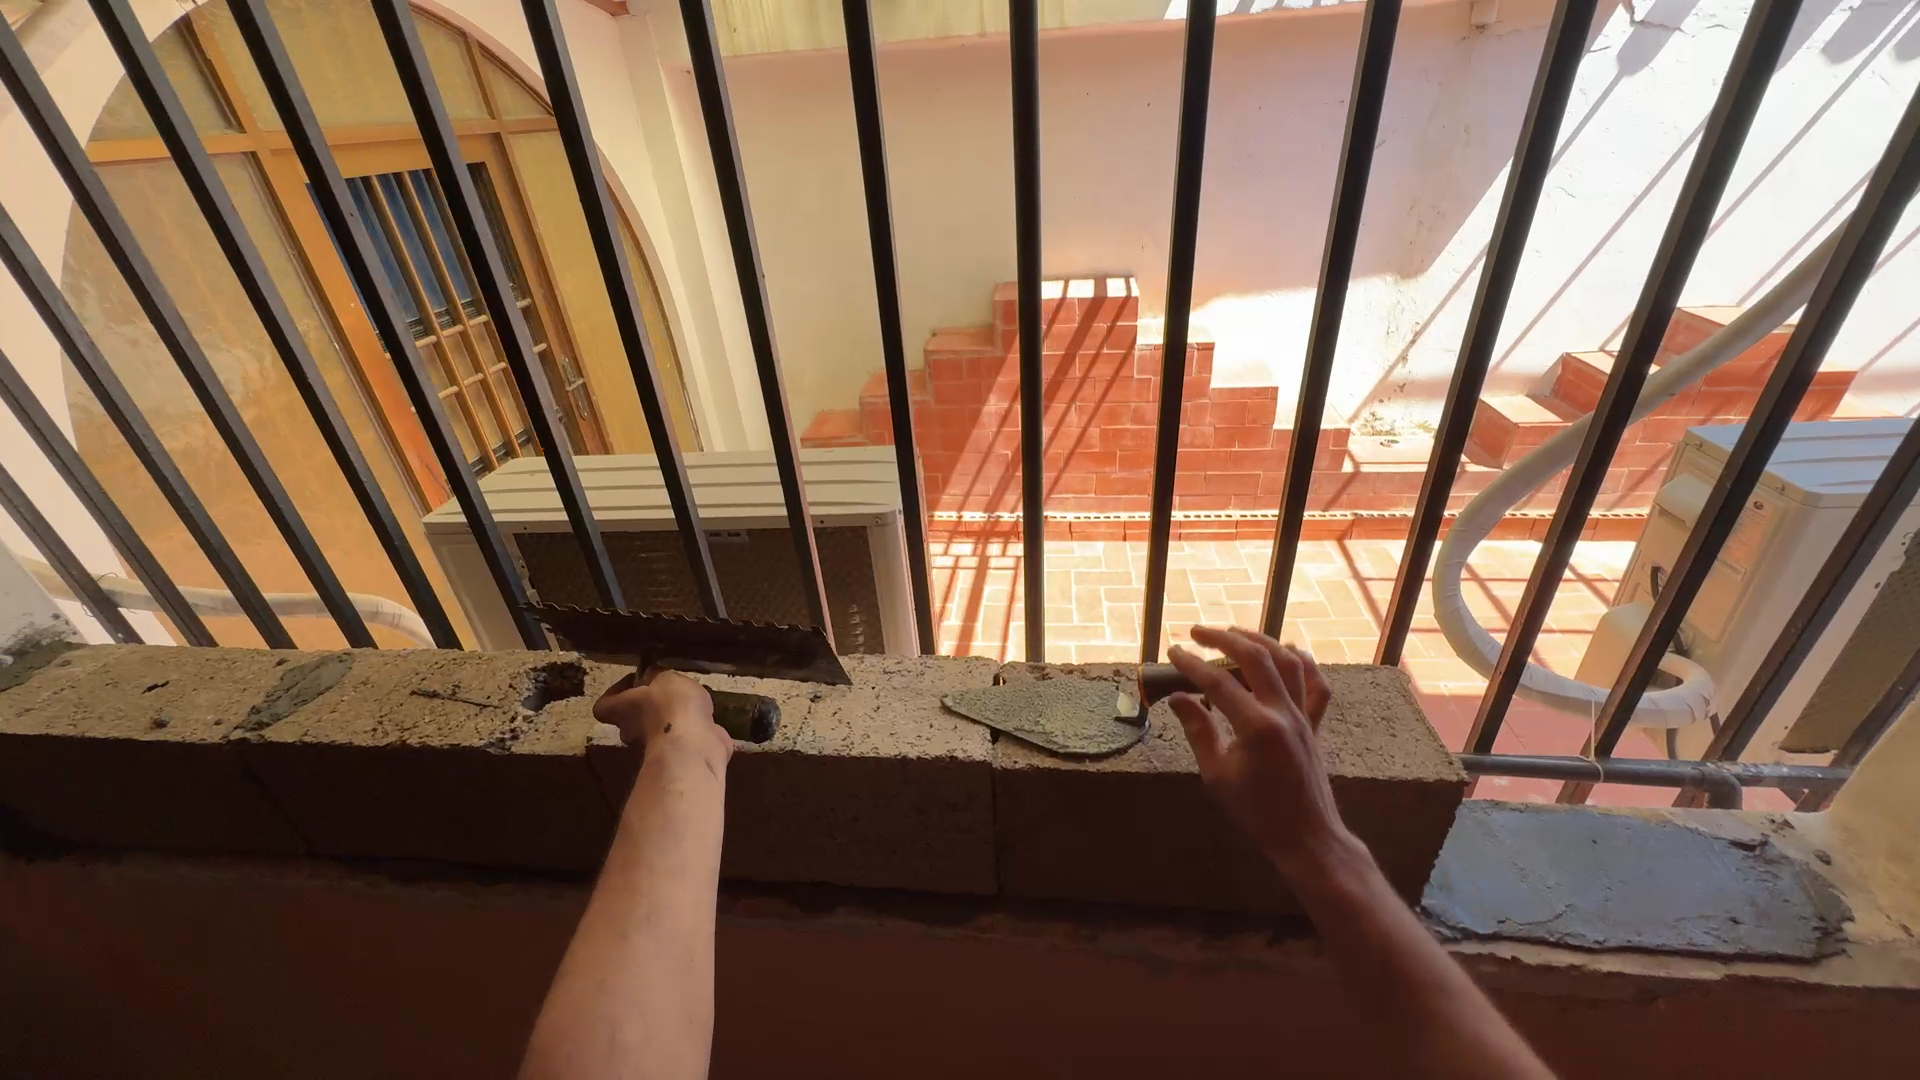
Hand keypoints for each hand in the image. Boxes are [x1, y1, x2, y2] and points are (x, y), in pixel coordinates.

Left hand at [593, 668, 733, 769]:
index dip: (616, 693)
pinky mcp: (676, 757)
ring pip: (657, 729)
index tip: (635, 681)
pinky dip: (688, 730)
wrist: (693, 746)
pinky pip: (679, 739)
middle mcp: (631, 732)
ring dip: (669, 719)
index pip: (603, 706)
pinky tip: (704, 718)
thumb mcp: (665, 678)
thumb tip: (650, 675)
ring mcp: (654, 748)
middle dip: (648, 706)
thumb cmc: (671, 706)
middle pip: (632, 718)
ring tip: (690, 703)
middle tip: (667, 692)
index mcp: (622, 710)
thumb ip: (656, 676)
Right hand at [1167, 626, 1357, 881]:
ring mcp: (1303, 717)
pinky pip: (1316, 685)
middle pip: (1255, 658)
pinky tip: (1289, 650)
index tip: (1173, 651)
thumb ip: (1198, 730)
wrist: (1307, 838)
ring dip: (1260, 641)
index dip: (1191, 663)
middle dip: (1224, 638)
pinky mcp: (1314, 725)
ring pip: (1287, 662)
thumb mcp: (1216, 774)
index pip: (1218, 682)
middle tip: (1198, 632)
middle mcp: (1283, 713)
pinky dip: (1304, 663)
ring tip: (1234, 632)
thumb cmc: (1256, 812)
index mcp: (1257, 727)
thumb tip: (1177, 698)